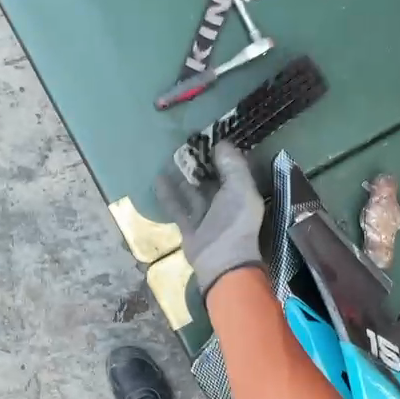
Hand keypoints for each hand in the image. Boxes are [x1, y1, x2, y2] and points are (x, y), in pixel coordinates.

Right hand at [153, 141, 265, 293]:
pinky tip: (158, 179)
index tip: (207, 137)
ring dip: (182, 177)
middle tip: (185, 145)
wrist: (221, 261)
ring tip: (169, 159)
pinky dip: (168, 194)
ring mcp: (205, 217)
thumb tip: (221, 143)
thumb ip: (232, 165)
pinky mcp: (189, 227)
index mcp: (241, 194)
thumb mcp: (240, 188)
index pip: (232, 169)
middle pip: (210, 180)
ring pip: (192, 192)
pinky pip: (177, 207)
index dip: (221, 154)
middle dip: (200, 164)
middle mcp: (224, 204)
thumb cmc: (234, 222)